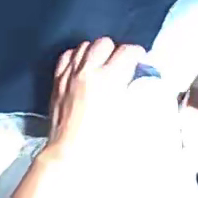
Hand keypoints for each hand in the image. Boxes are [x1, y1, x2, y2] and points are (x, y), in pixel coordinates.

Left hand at [47, 38, 145, 156]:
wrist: (70, 154)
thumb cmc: (102, 142)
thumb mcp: (128, 116)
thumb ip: (134, 92)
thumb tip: (138, 80)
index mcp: (109, 80)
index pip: (127, 52)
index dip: (137, 54)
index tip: (140, 59)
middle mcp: (87, 72)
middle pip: (104, 43)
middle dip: (115, 50)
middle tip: (121, 63)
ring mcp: (69, 75)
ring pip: (84, 46)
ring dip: (95, 51)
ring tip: (101, 63)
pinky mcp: (57, 82)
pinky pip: (66, 57)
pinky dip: (75, 57)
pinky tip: (81, 66)